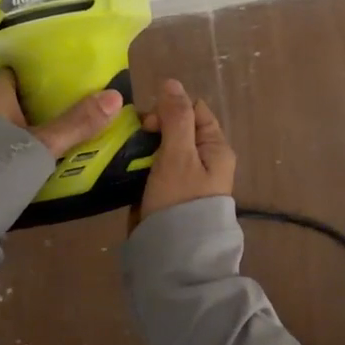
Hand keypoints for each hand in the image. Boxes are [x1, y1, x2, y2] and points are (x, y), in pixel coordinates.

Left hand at [0, 69, 121, 157]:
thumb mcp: (45, 148)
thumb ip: (78, 122)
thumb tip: (116, 95)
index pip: (14, 72)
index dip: (36, 80)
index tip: (58, 91)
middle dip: (21, 108)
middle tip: (52, 120)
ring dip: (2, 133)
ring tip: (33, 146)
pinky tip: (5, 170)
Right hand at [138, 78, 235, 218]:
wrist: (175, 262)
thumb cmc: (179, 201)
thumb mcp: (178, 153)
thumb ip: (175, 116)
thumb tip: (171, 81)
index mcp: (216, 147)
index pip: (192, 109)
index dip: (169, 109)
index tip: (148, 126)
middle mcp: (207, 161)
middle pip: (177, 128)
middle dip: (154, 130)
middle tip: (136, 145)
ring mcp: (189, 181)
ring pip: (164, 150)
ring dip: (146, 151)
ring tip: (128, 160)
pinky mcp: (171, 198)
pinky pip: (157, 171)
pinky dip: (144, 169)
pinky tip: (130, 175)